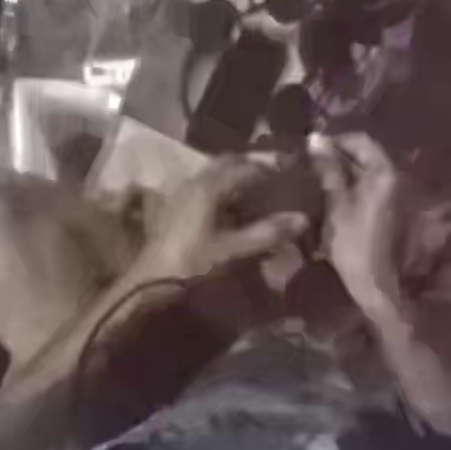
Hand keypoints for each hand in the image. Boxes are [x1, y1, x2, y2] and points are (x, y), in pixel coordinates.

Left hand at [129, 160, 309, 284]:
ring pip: (213, 177)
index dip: (270, 168)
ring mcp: (180, 196)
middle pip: (227, 164)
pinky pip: (204, 191)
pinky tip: (234, 211)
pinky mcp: (174, 211)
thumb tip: (302, 219)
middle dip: (252, 168)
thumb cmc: (192, 264)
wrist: (148, 285)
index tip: (291, 174)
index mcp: (208, 187)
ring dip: (236, 180)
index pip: (245, 166)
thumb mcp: (233, 249)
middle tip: (275, 179)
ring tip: (258, 195)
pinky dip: (223, 194)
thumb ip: (267, 232)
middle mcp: (192, 183)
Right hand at [311, 132, 406, 320]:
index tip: (308, 149)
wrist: (372, 282)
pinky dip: (343, 186)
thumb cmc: (352, 243)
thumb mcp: (335, 204)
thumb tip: (315, 138)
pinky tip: (323, 195)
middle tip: (305, 163)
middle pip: (361, 155)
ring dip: (336, 172)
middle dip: (334, 156)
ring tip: (310, 178)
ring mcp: (387, 194)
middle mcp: (390, 178)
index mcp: (382, 173)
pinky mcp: (381, 208)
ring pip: (359, 171)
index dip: (334, 140)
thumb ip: (327, 170)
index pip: (359, 140)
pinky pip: (360, 187)